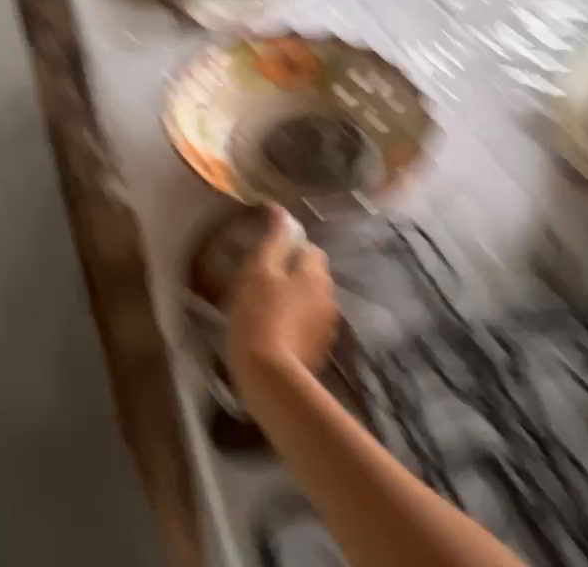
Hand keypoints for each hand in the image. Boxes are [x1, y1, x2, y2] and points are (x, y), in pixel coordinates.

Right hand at [225, 208, 338, 388]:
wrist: (268, 375)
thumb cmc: (258, 314)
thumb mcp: (258, 270)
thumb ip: (272, 239)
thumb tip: (281, 211)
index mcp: (316, 273)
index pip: (310, 248)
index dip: (288, 249)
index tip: (263, 258)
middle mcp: (329, 295)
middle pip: (312, 274)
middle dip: (292, 273)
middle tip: (260, 282)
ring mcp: (327, 325)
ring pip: (310, 300)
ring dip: (294, 298)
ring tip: (265, 307)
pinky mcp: (319, 349)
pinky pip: (307, 323)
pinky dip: (294, 321)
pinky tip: (273, 330)